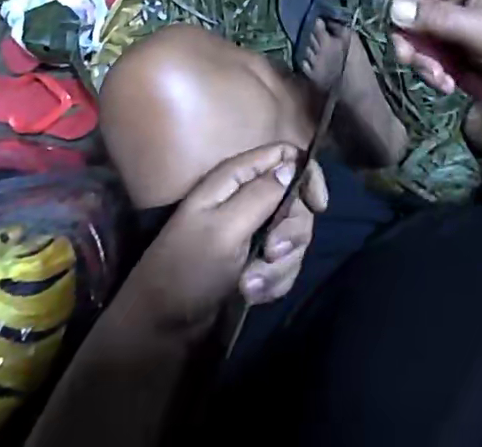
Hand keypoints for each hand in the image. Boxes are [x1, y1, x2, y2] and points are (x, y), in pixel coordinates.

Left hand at [123, 143, 326, 337]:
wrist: (164, 326)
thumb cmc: (188, 269)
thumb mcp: (225, 228)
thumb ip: (261, 194)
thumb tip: (293, 165)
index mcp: (235, 178)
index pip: (284, 155)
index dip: (307, 174)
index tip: (318, 206)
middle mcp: (246, 198)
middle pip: (295, 200)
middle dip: (291, 233)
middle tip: (270, 253)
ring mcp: (252, 230)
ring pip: (292, 236)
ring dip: (279, 265)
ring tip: (251, 285)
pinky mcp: (255, 260)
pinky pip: (284, 263)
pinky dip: (274, 281)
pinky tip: (253, 295)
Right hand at [377, 0, 481, 100]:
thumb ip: (436, 18)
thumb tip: (393, 8)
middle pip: (411, 8)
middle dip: (408, 34)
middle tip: (409, 57)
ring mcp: (456, 27)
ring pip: (416, 36)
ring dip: (420, 58)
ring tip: (437, 77)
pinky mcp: (457, 54)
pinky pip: (429, 58)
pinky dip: (432, 72)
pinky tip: (446, 85)